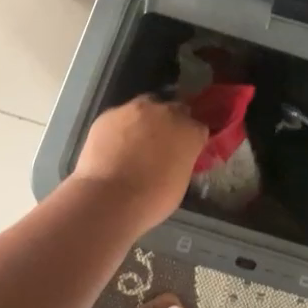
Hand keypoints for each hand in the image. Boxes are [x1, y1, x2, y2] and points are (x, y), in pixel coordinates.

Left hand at [72, 95, 207, 226]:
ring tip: (134, 143)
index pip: (198, 126)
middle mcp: (166, 113)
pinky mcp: (109, 114)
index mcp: (190, 131)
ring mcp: (136, 110)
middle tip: (160, 144)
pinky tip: (112, 146)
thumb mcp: (180, 181)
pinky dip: (119, 128)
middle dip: (170, 123)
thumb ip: (182, 160)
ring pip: (145, 108)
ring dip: (144, 121)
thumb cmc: (152, 199)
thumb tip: (175, 158)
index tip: (184, 150)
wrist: (109, 199)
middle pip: (174, 110)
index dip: (190, 138)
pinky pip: (119, 117)